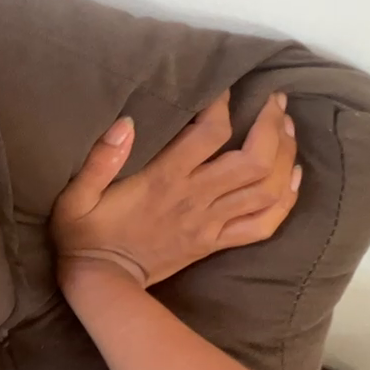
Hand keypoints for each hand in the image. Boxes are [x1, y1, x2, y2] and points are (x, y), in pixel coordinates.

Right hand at [51, 90, 299, 293]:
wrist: (101, 282)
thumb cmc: (84, 234)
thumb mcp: (76, 195)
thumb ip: (101, 159)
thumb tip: (126, 122)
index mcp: (164, 181)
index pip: (209, 135)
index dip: (223, 106)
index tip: (226, 87)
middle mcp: (196, 199)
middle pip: (254, 159)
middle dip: (271, 125)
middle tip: (275, 100)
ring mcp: (210, 224)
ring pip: (267, 189)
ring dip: (285, 155)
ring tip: (288, 128)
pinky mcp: (215, 243)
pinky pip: (264, 224)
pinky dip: (287, 200)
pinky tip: (292, 178)